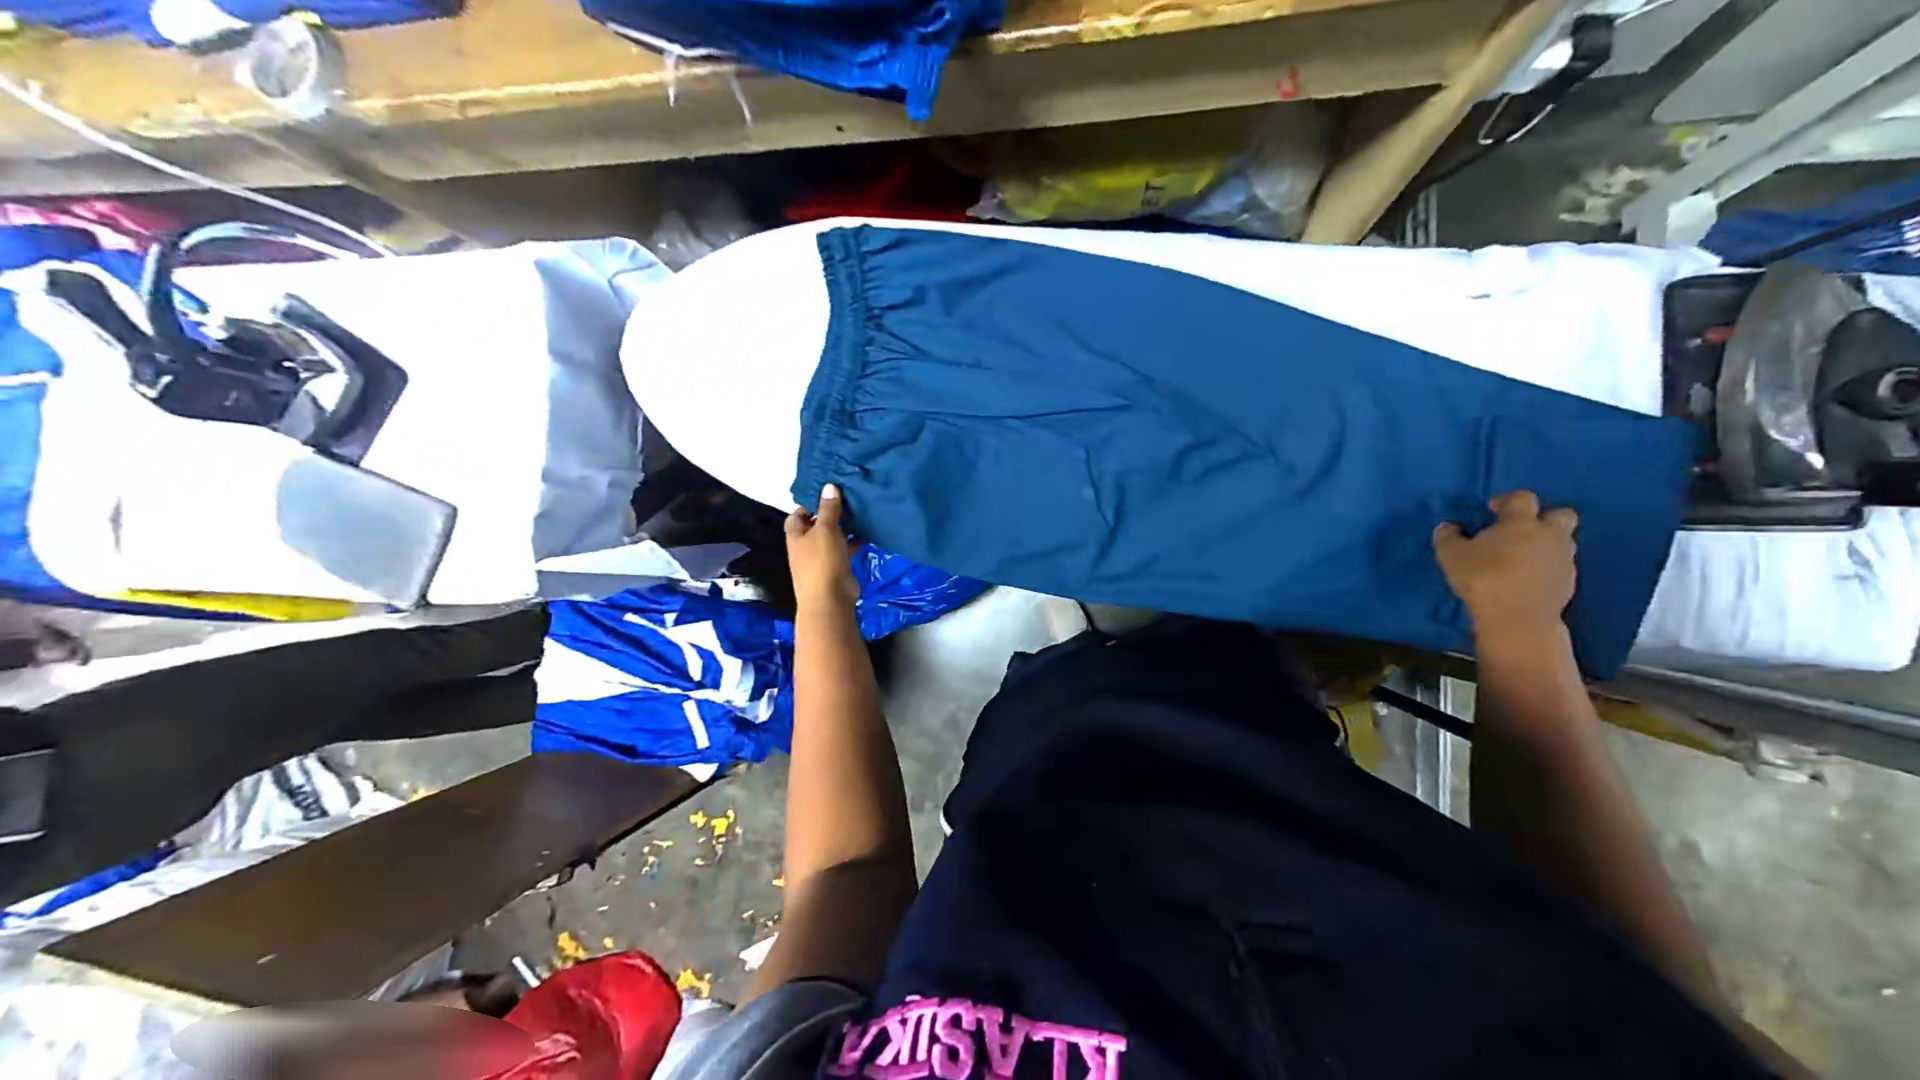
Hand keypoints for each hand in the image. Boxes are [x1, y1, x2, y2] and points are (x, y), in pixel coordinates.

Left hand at [786, 484, 858, 608]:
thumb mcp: (825, 529)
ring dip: (844, 526)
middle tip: (847, 498)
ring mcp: (822, 557)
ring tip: (859, 510)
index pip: (797, 515)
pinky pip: (846, 548)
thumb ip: (828, 508)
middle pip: (816, 525)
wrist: (830, 599)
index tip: (825, 494)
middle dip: (829, 513)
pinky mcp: (837, 566)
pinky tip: (868, 530)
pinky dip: (855, 540)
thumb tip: (829, 486)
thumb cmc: (822, 560)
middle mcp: (806, 545)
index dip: (808, 504)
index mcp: (796, 535)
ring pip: (833, 536)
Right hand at [1433, 490, 1577, 635]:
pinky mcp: (1569, 582)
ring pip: (1563, 540)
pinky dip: (1546, 565)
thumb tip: (1447, 527)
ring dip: (1546, 542)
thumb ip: (1447, 537)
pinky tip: (1527, 576)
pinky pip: (1560, 564)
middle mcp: (1549, 535)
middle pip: (1561, 514)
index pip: (1522, 498)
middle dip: (1544, 516)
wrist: (1518, 617)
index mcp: (1521, 523)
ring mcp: (1563, 559)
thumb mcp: (1451, 555)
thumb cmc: (1483, 578)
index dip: (1507, 499)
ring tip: (1522, 555)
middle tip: (1520, 529)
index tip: (1492, 508)